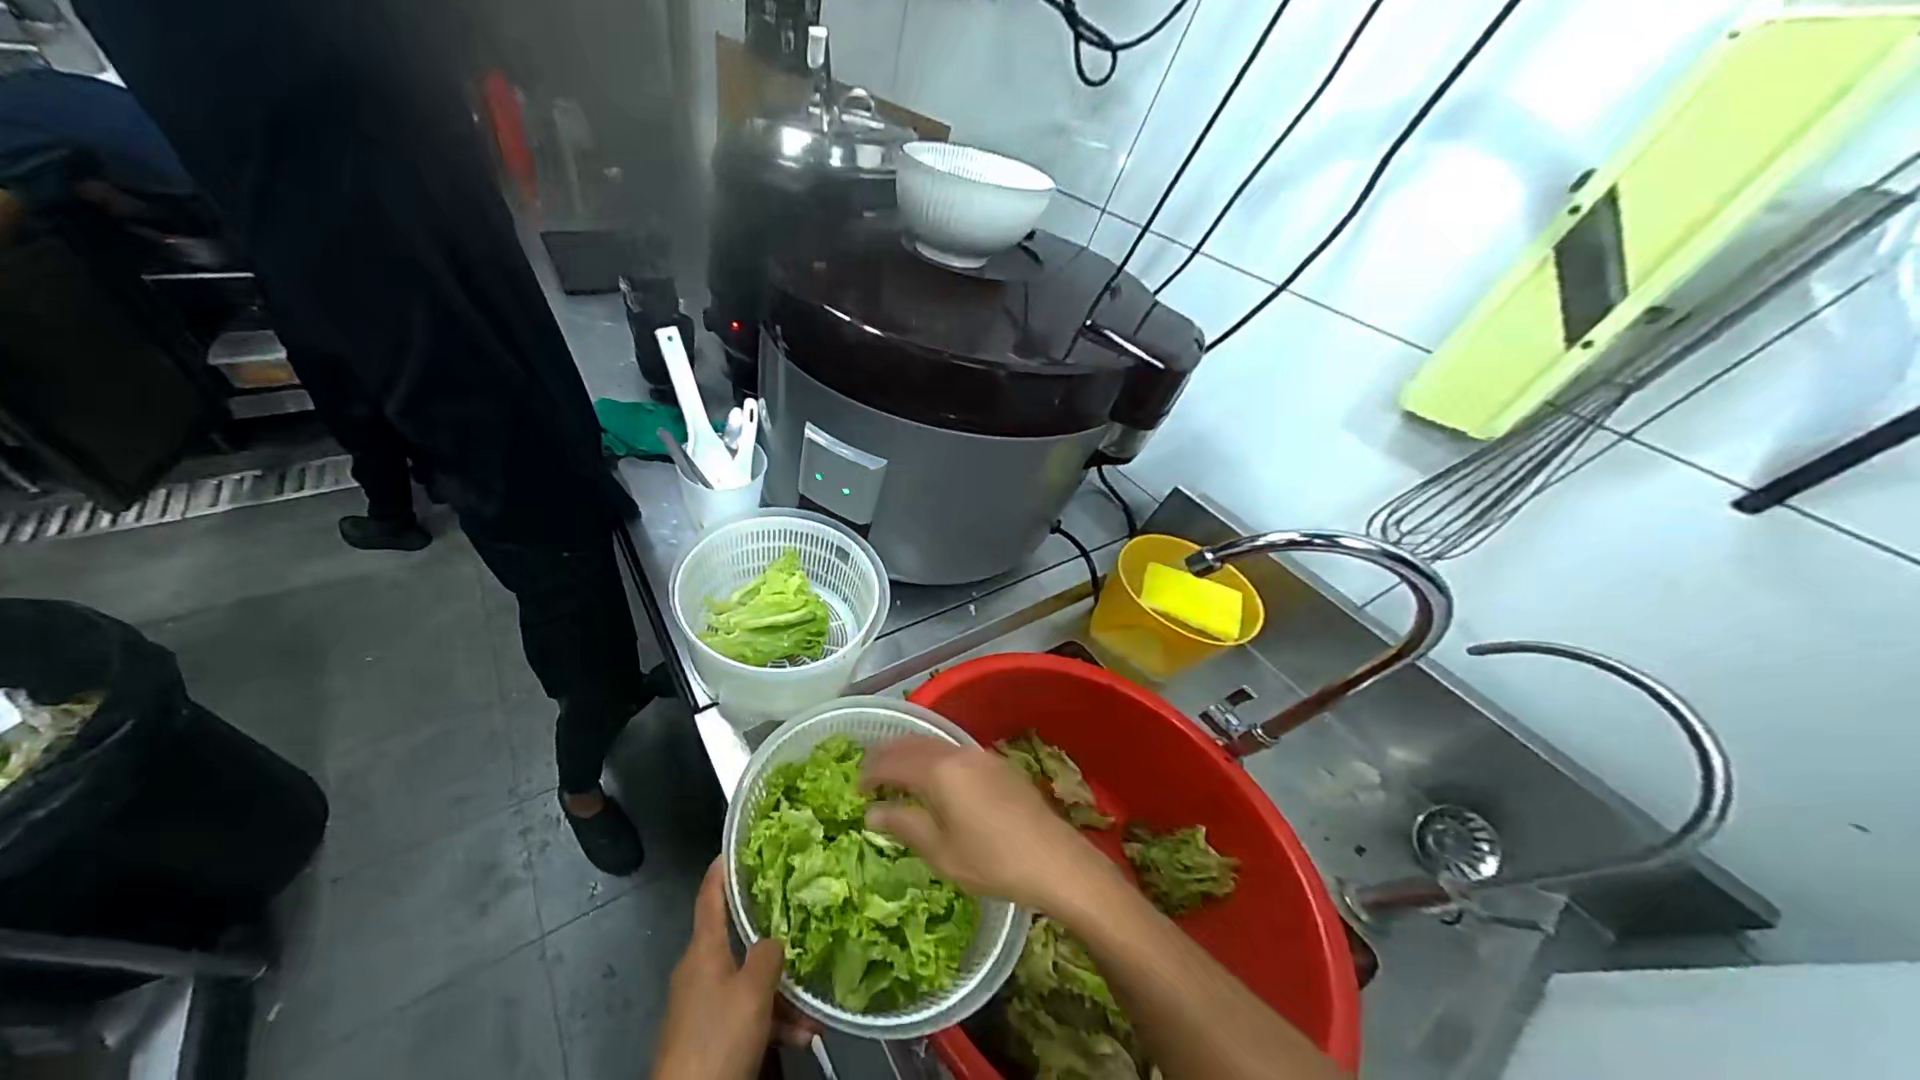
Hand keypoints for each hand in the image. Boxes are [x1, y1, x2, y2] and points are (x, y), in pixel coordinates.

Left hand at [652, 861, 816, 1079]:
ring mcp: (704, 1006)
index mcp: (703, 951)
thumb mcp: (753, 991)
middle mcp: (701, 972)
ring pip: (750, 984)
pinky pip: (748, 1015)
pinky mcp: (712, 1037)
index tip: (736, 846)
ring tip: (816, 1012)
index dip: (722, 870)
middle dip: (776, 945)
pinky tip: (804, 1037)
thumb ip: (768, 956)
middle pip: (740, 943)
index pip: (710, 897)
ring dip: (783, 995)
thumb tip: (773, 941)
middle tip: (807, 928)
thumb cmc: (718, 1038)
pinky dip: (774, 1022)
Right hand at [861, 737, 1120, 911]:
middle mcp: (958, 753)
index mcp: (938, 771)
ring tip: (898, 776)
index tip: (855, 789)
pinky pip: (955, 751)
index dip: (870, 772)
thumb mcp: (939, 851)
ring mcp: (981, 755)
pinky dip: (934, 759)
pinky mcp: (998, 765)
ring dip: (911, 754)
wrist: (1054, 860)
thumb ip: (903, 824)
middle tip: (870, 776)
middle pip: (913, 744)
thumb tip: (872, 812)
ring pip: (935, 744)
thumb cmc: (991, 861)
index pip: (892, 761)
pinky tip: (935, 780)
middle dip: (888, 756)